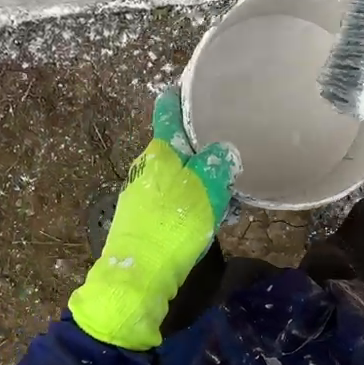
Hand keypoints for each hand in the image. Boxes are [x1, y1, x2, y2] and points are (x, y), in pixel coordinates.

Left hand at [67, 90, 239, 350]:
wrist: (137, 279)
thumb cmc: (174, 224)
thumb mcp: (207, 189)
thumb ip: (217, 164)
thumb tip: (221, 150)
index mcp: (158, 153)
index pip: (167, 114)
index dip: (177, 99)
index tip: (184, 85)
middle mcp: (144, 169)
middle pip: (175, 149)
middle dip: (199, 149)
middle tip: (225, 150)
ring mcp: (139, 196)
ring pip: (176, 177)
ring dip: (198, 181)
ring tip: (227, 194)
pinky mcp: (141, 222)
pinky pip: (172, 201)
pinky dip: (191, 203)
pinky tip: (209, 218)